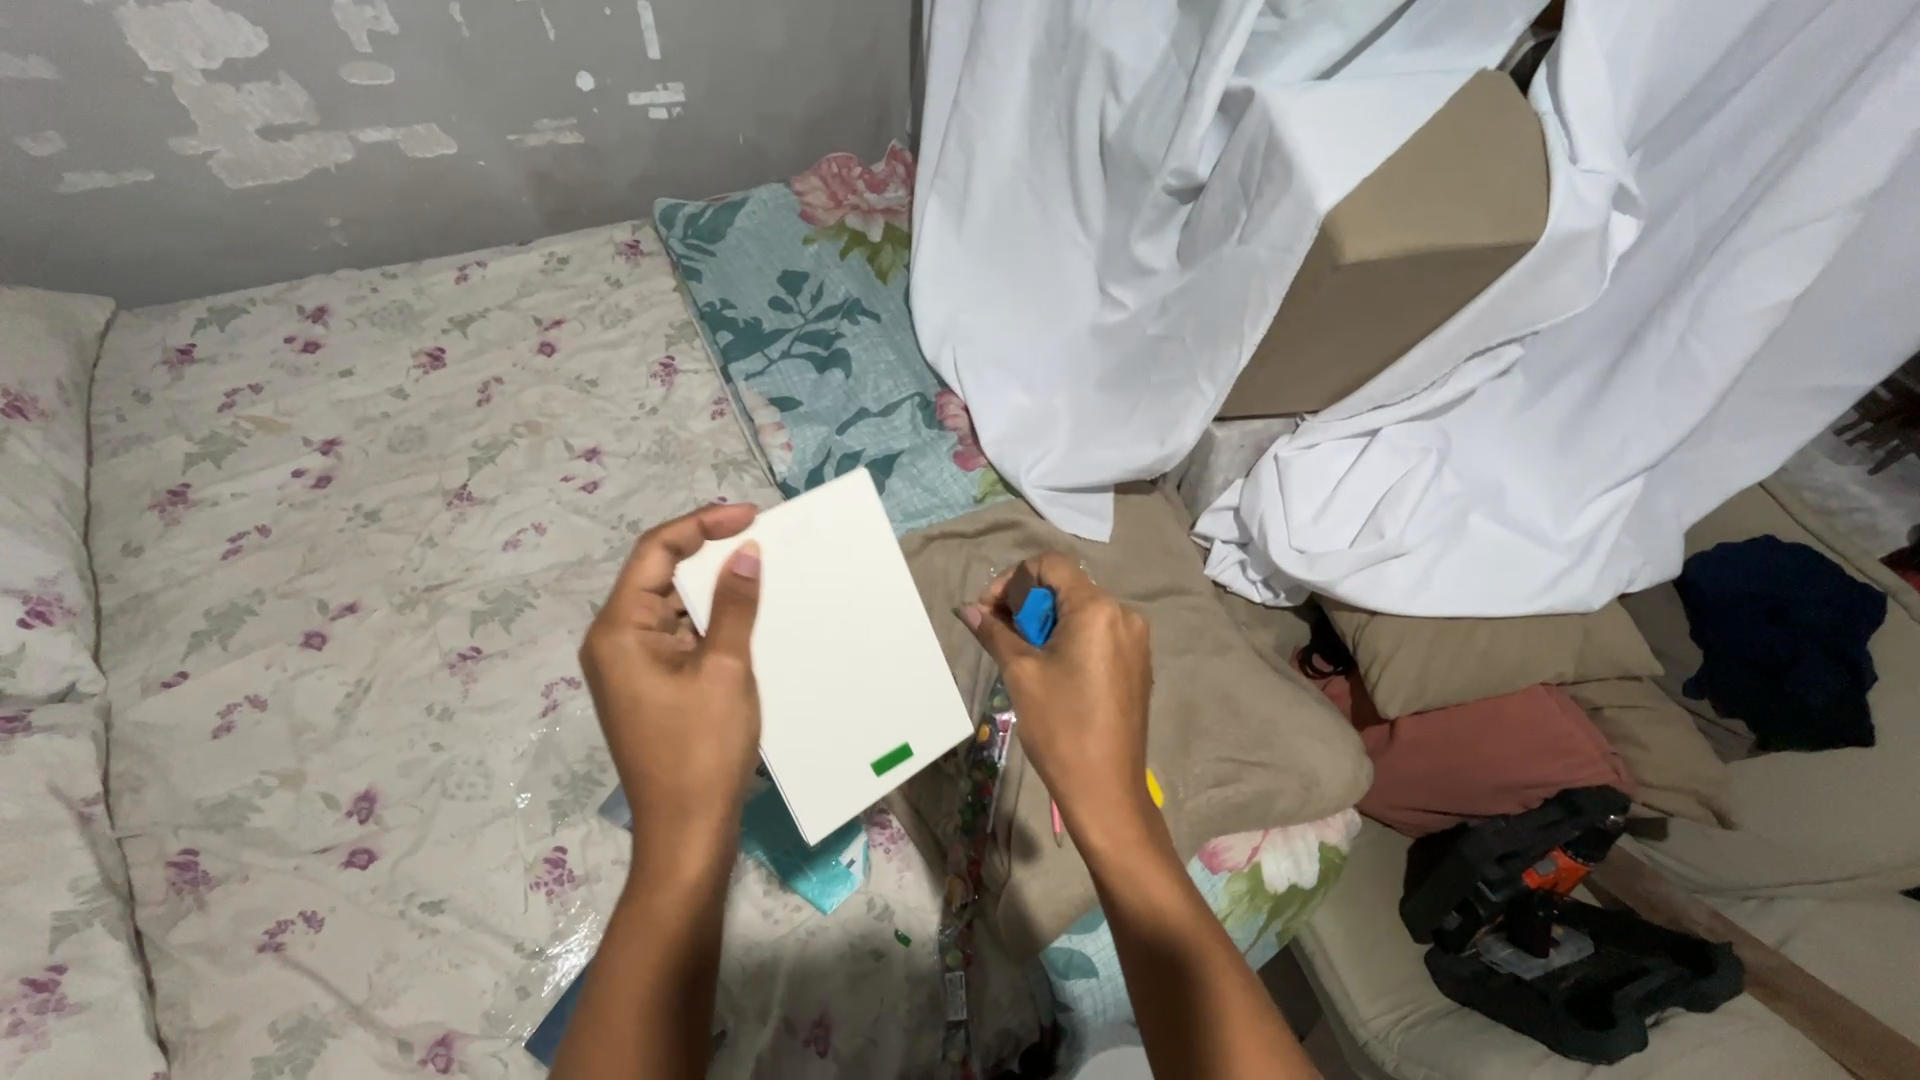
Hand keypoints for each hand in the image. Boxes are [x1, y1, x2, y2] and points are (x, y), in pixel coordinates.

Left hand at [581, 503, 763, 841]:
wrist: (687, 831)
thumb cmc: (703, 749)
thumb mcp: (727, 669)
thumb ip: (736, 606)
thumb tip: (746, 553)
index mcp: (619, 630)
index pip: (655, 552)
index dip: (702, 524)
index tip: (750, 515)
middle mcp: (615, 641)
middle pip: (658, 576)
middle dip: (707, 553)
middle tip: (759, 538)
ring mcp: (631, 667)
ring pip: (672, 607)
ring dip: (712, 589)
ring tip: (760, 572)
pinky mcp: (650, 686)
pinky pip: (679, 636)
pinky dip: (711, 621)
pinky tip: (747, 617)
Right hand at [961, 554, 1155, 846]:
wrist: (1106, 789)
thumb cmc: (1061, 727)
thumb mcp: (1021, 673)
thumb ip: (995, 633)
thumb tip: (969, 610)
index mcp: (1097, 609)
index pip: (1051, 565)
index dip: (1013, 579)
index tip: (989, 610)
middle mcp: (1124, 615)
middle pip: (1066, 587)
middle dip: (1026, 604)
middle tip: (998, 634)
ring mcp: (1136, 641)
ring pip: (1081, 612)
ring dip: (1046, 623)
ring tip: (1020, 655)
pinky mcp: (1137, 664)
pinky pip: (1098, 634)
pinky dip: (1069, 639)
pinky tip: (1050, 669)